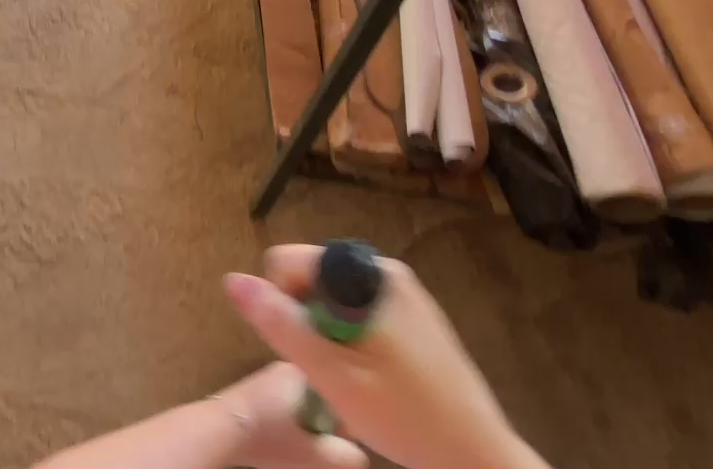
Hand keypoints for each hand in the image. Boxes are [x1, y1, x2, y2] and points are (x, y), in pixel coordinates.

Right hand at [225, 245, 546, 468]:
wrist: (480, 459)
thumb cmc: (405, 418)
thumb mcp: (332, 375)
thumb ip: (281, 324)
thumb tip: (232, 280)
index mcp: (367, 277)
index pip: (287, 262)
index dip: (282, 302)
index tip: (306, 346)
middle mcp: (384, 270)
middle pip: (308, 275)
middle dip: (305, 316)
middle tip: (328, 366)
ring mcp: (401, 290)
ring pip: (328, 294)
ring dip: (325, 328)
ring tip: (349, 373)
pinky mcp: (410, 311)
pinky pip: (354, 306)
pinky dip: (347, 334)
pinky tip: (369, 372)